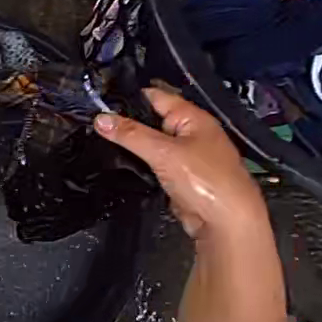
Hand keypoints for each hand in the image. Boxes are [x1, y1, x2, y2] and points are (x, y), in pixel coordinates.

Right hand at [94, 87, 268, 242]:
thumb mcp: (163, 153)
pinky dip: (139, 164)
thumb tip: (100, 119)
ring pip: (151, 144)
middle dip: (127, 122)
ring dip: (132, 145)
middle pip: (151, 120)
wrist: (227, 225)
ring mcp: (185, 157)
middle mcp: (190, 133)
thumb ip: (130, 134)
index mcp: (193, 118)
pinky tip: (118, 163)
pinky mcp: (179, 178)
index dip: (129, 97)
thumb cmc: (204, 181)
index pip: (155, 96)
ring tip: (99, 140)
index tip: (99, 101)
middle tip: (95, 122)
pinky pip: (153, 164)